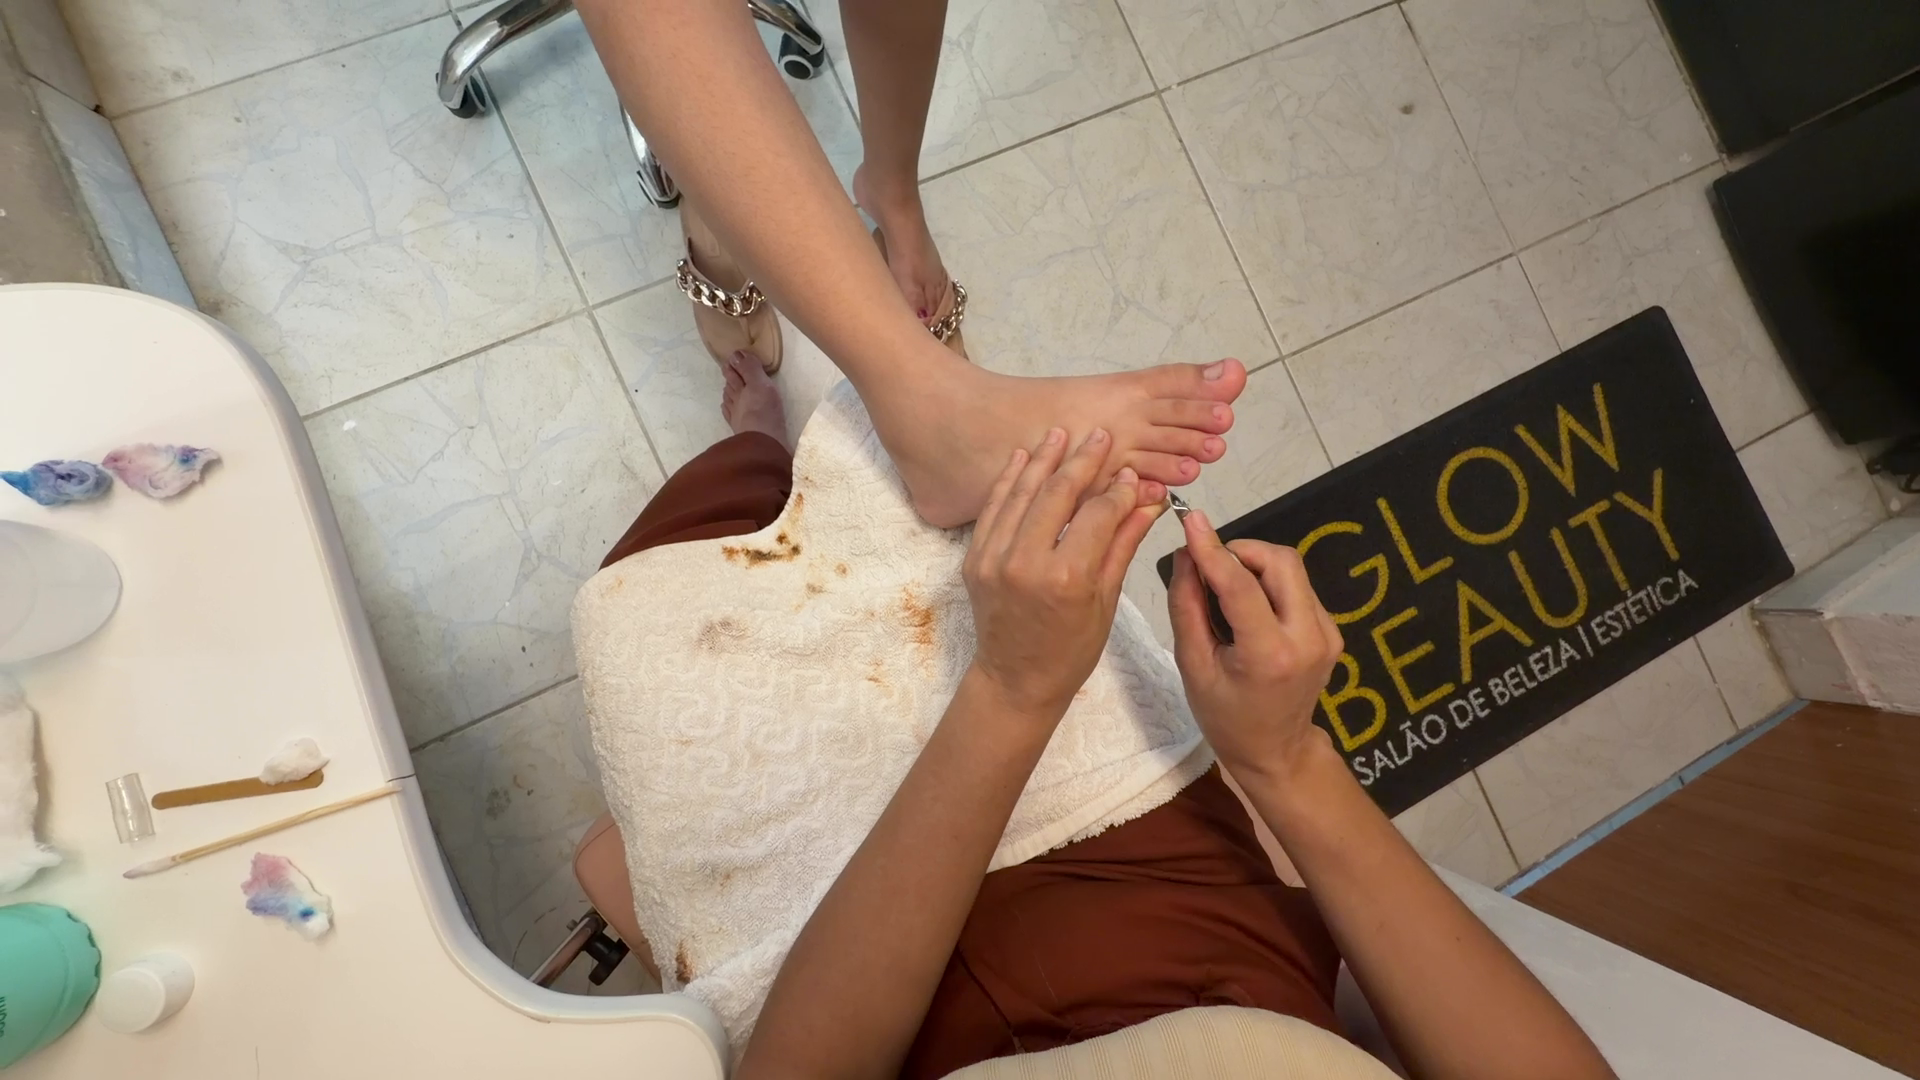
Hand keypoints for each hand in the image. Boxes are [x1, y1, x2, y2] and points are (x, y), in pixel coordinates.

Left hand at [963, 427, 1164, 717]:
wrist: (1015, 680)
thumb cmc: (1070, 650)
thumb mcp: (1105, 600)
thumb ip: (1123, 544)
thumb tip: (1151, 502)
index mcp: (1065, 578)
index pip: (1098, 515)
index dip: (1120, 491)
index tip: (1133, 476)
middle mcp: (1024, 563)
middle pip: (1056, 494)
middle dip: (1082, 461)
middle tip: (1100, 436)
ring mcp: (992, 559)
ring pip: (1021, 494)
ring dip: (1042, 459)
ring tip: (1061, 433)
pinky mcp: (974, 558)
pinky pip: (993, 509)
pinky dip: (1008, 481)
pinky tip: (1022, 457)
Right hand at [1168, 509, 1342, 780]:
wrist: (1275, 751)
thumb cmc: (1224, 714)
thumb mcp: (1192, 664)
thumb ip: (1187, 606)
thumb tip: (1186, 556)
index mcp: (1269, 654)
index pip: (1240, 585)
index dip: (1213, 549)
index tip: (1191, 520)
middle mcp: (1309, 638)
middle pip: (1281, 561)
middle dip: (1241, 550)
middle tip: (1209, 563)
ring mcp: (1327, 633)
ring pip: (1291, 569)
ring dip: (1253, 564)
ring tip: (1224, 588)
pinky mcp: (1331, 630)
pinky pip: (1296, 587)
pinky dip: (1266, 583)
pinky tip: (1247, 608)